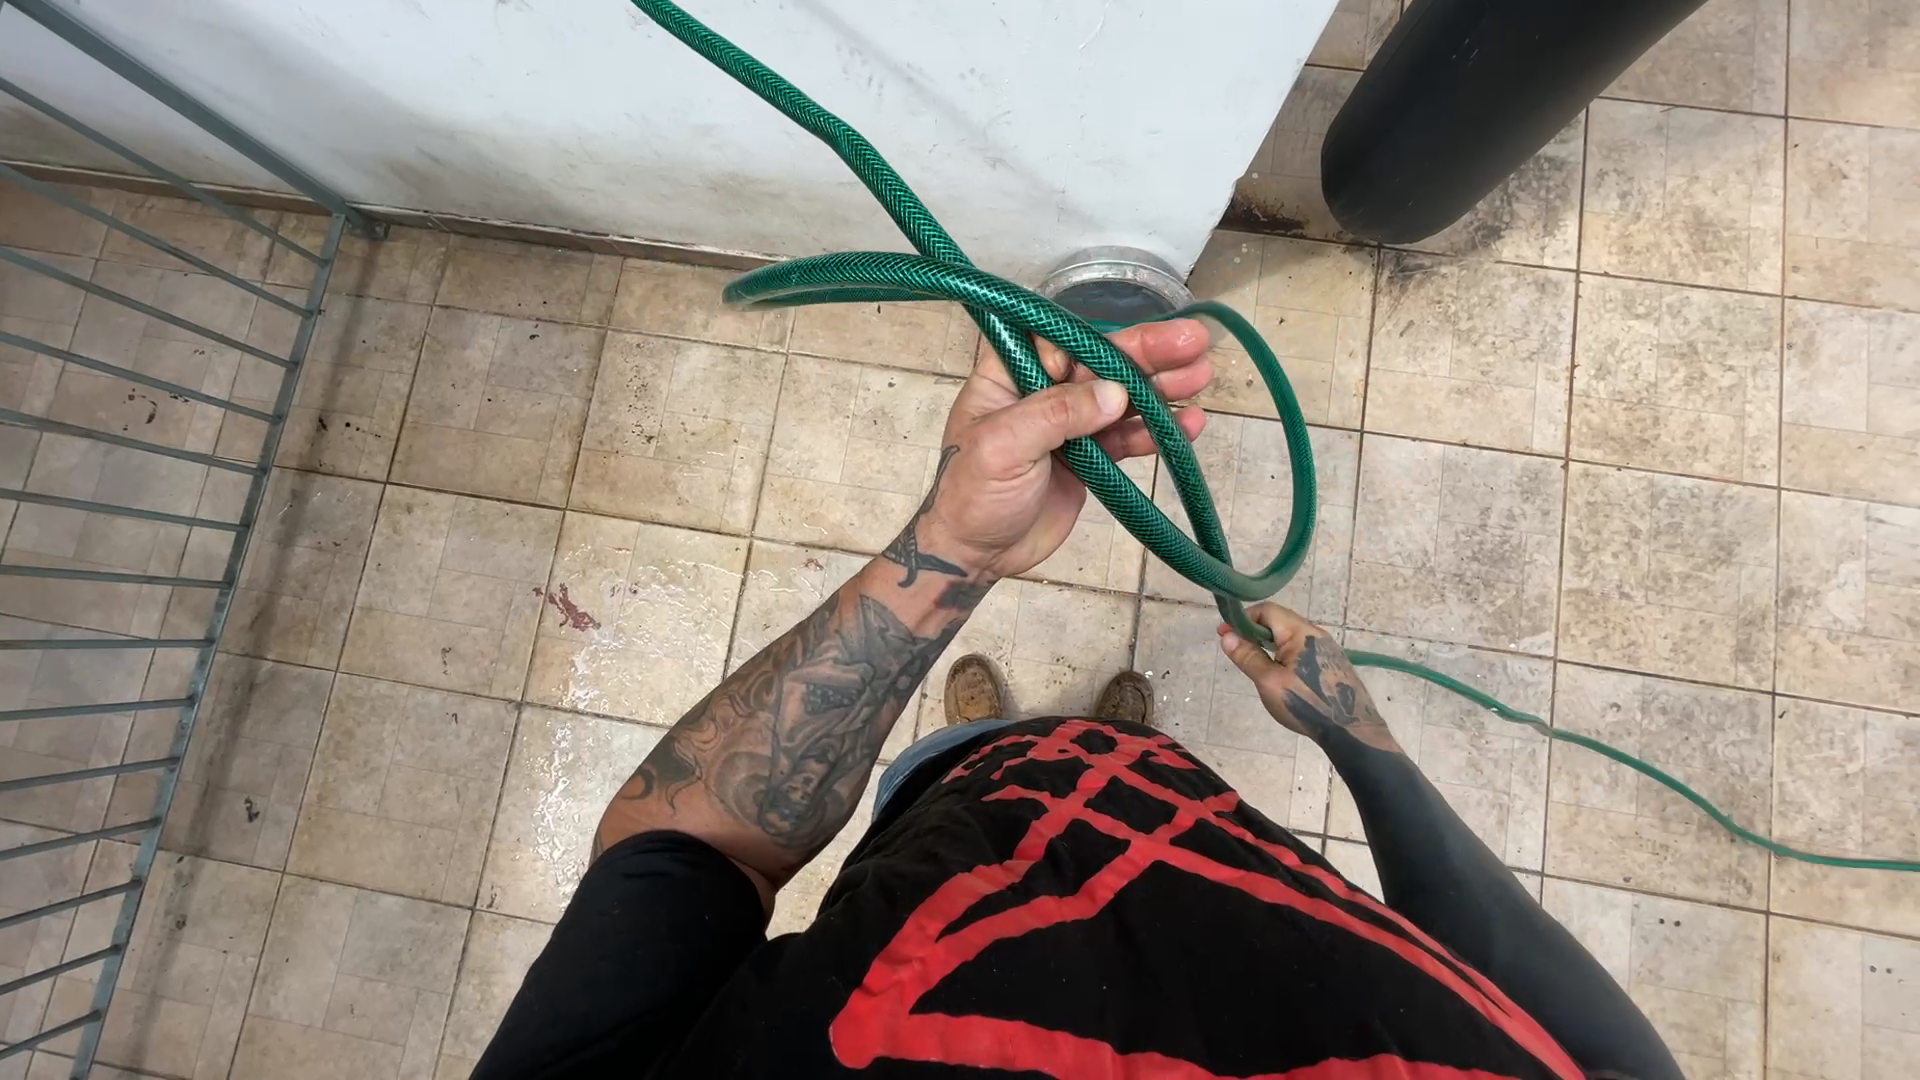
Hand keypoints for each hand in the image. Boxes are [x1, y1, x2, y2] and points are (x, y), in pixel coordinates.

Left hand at [896, 319, 1211, 582]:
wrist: (976, 555)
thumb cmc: (973, 495)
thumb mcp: (1004, 448)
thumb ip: (1057, 414)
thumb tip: (1115, 392)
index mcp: (1008, 375)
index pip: (1061, 342)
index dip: (1105, 338)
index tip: (1148, 338)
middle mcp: (1040, 392)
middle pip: (1099, 365)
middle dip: (1146, 355)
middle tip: (1195, 343)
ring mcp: (1066, 426)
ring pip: (1119, 399)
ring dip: (1160, 390)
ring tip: (1202, 378)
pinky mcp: (1087, 459)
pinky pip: (1125, 438)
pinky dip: (1156, 433)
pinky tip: (1189, 425)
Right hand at [1217, 604, 1401, 753]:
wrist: (1352, 731)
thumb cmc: (1306, 703)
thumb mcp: (1269, 681)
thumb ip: (1248, 656)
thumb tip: (1226, 636)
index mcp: (1300, 632)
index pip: (1267, 610)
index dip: (1243, 619)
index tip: (1225, 635)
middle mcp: (1315, 634)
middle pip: (1279, 621)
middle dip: (1254, 631)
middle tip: (1237, 650)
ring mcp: (1327, 649)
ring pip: (1291, 636)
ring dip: (1269, 643)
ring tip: (1256, 663)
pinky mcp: (1332, 663)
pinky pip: (1302, 649)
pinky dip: (1284, 653)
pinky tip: (1280, 674)